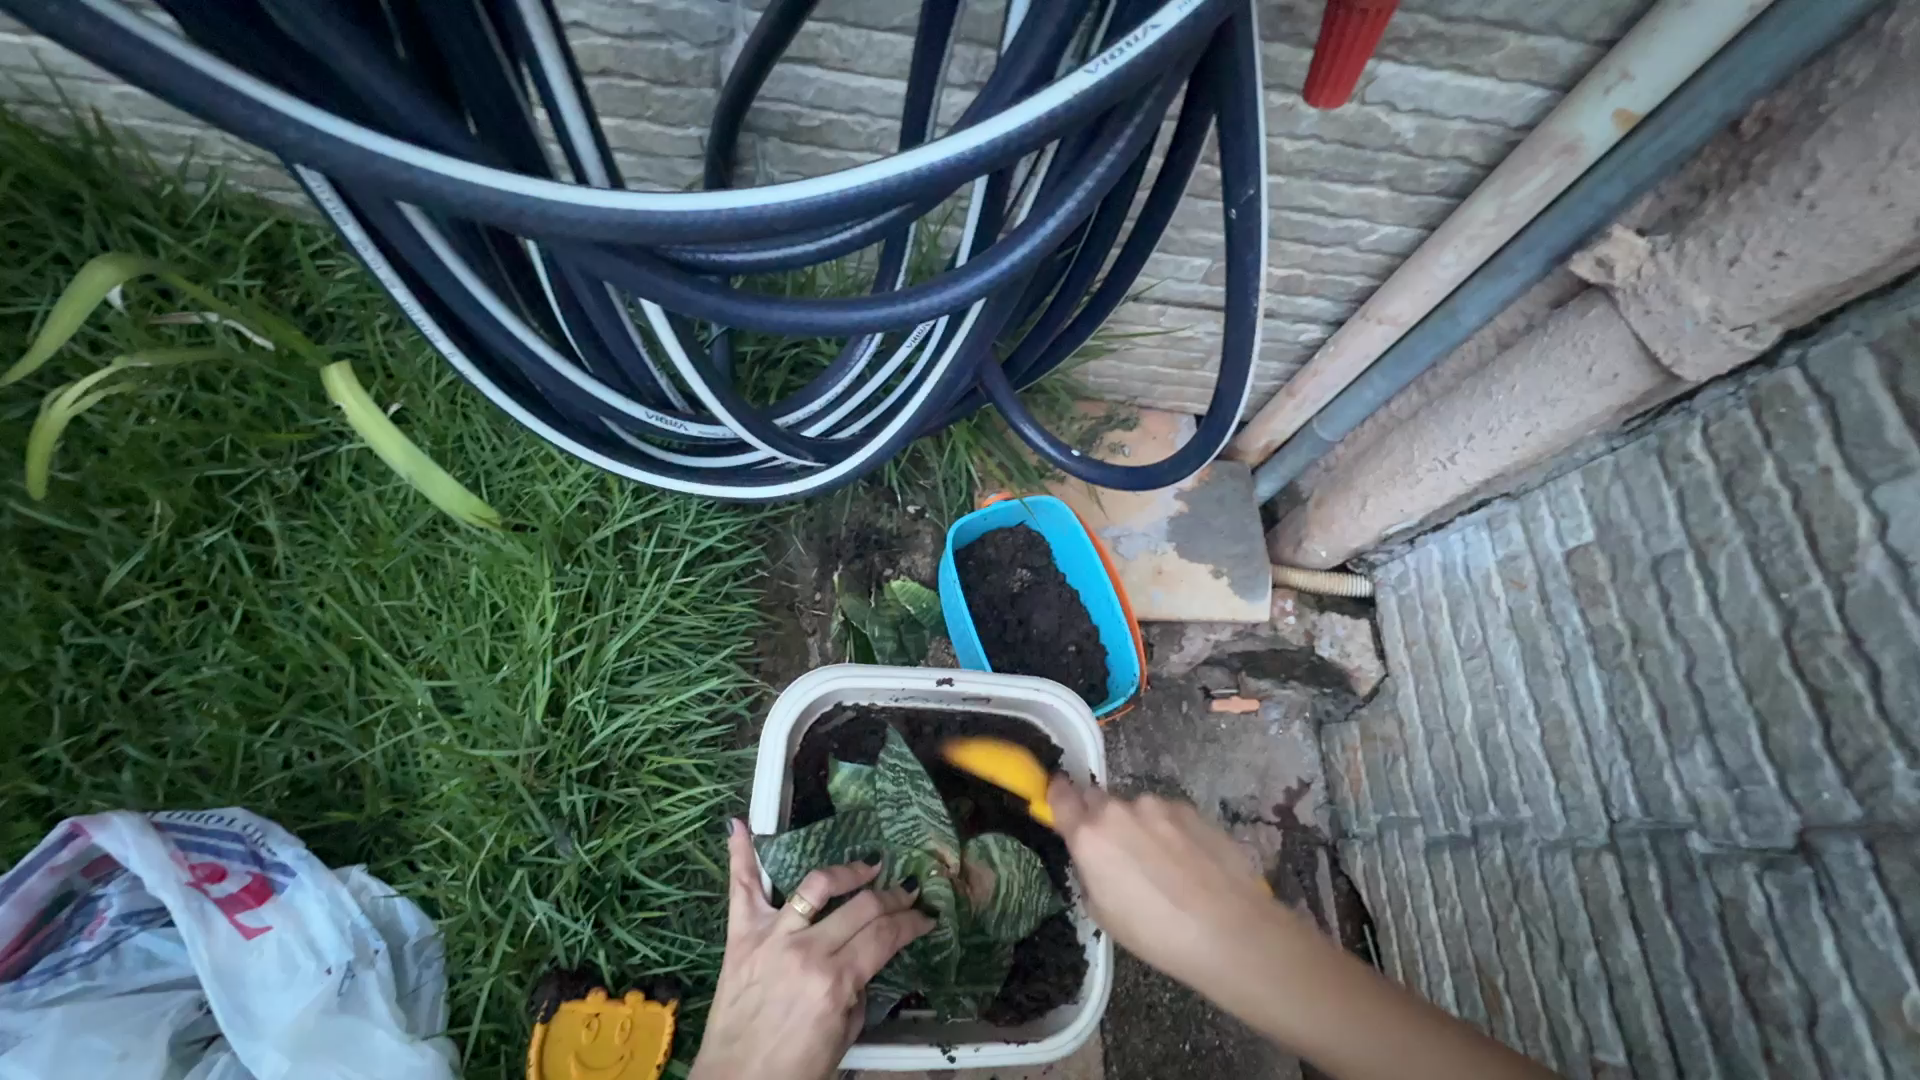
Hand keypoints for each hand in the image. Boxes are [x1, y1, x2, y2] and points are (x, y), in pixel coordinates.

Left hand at [688, 820, 934, 1079]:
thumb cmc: (793, 1074)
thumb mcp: (843, 1039)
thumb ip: (857, 993)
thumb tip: (865, 962)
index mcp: (835, 982)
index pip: (886, 935)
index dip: (913, 922)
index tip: (926, 917)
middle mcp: (806, 951)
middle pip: (861, 906)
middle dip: (893, 897)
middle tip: (907, 892)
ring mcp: (772, 938)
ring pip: (817, 885)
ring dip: (848, 870)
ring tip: (867, 866)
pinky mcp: (741, 937)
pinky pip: (742, 889)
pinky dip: (740, 855)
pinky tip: (739, 825)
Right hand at [1046, 776, 1302, 1001]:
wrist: (1228, 929)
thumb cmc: (1157, 934)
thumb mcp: (1103, 914)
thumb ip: (1090, 873)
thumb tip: (1095, 860)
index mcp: (1088, 836)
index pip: (1061, 797)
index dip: (1059, 796)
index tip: (1061, 800)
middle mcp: (1118, 810)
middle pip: (1098, 800)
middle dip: (1101, 817)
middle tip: (1117, 850)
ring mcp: (1156, 805)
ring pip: (1135, 808)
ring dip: (1139, 826)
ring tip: (1163, 864)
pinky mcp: (1189, 808)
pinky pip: (1166, 814)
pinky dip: (1169, 830)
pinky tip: (1187, 861)